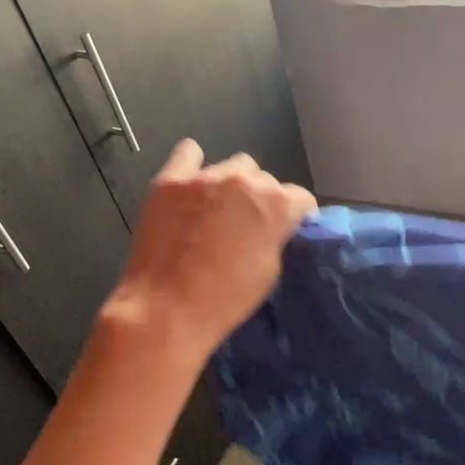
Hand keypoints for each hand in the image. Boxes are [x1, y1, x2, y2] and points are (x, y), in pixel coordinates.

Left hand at [104, 140, 315, 358]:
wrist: (165, 310)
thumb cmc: (224, 300)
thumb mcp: (269, 272)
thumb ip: (275, 237)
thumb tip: (274, 226)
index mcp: (275, 204)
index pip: (300, 197)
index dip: (295, 215)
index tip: (284, 230)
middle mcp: (243, 181)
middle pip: (264, 179)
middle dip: (261, 199)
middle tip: (246, 227)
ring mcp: (204, 177)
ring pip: (231, 166)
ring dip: (231, 185)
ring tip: (217, 210)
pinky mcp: (170, 181)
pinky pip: (187, 154)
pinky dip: (193, 164)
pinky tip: (192, 182)